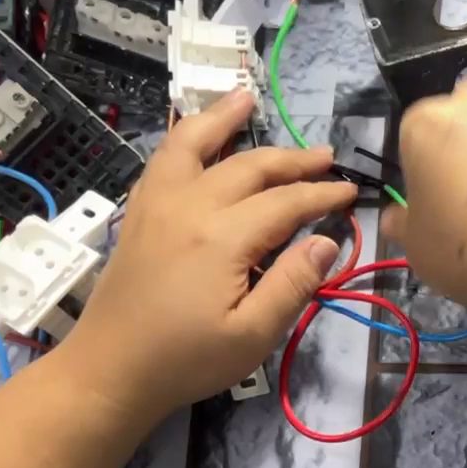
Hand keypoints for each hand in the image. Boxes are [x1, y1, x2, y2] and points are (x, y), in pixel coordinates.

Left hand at [61, 90, 357, 419]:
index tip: (352, 192)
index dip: (322, 195)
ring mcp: (158, 204)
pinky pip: (164, 159)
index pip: (285, 204)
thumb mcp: (254, 334)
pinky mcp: (141, 213)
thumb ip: (293, 284)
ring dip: (226, 121)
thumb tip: (328, 241)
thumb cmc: (190, 359)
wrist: (113, 368)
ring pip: (196, 146)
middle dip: (292, 160)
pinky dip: (185, 137)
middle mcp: (189, 207)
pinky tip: (196, 133)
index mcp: (223, 239)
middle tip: (327, 155)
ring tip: (246, 99)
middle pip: (248, 168)